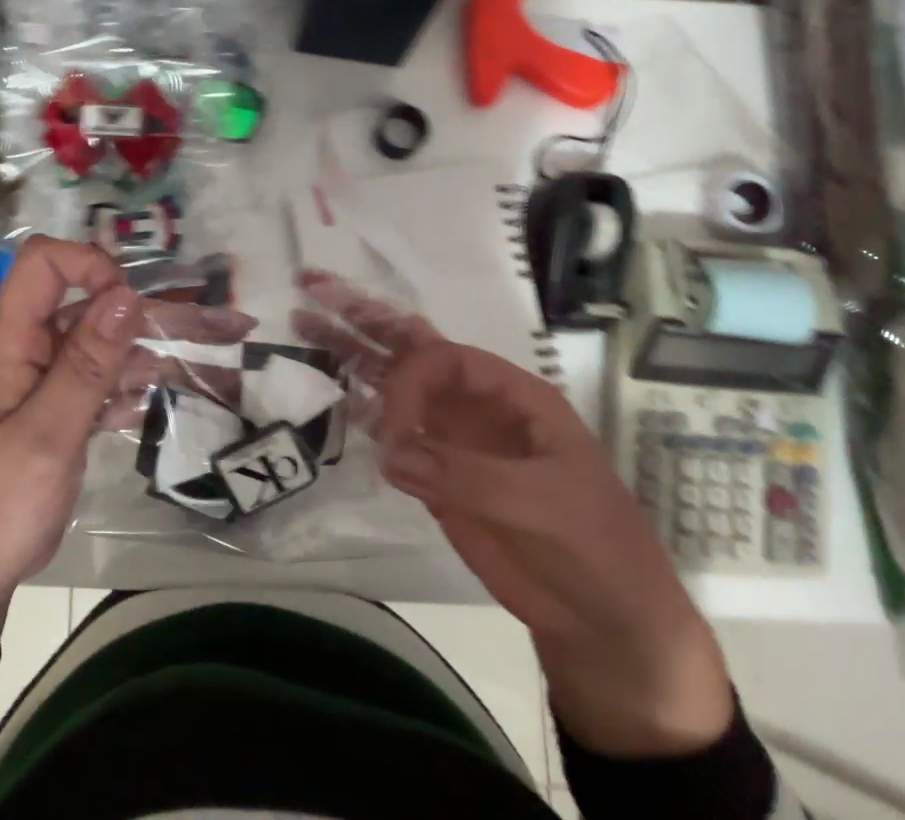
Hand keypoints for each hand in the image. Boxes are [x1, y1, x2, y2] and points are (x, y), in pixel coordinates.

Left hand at [0, 237, 252, 701]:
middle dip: (139, 314)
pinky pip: (96, 385)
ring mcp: (41, 387)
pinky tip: (142, 409)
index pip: (42, 265)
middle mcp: (26, 355)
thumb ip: (87, 364)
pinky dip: (123, 391)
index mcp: (10, 345)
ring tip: (192, 371)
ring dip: (139, 356)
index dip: (88, 265)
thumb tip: (126, 294)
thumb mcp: (47, 434)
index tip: (132, 304)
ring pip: (98, 348)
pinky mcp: (56, 417)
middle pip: (84, 306)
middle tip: (211, 328)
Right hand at [294, 269, 733, 756]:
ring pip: (396, 392)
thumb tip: (389, 454)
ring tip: (305, 333)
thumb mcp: (541, 503)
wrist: (600, 613)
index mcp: (515, 397)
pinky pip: (394, 442)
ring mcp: (454, 443)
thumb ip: (467, 475)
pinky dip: (362, 422)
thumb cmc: (591, 544)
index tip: (392, 432)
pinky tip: (330, 401)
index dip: (410, 383)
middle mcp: (477, 408)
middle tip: (312, 292)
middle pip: (415, 356)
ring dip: (353, 363)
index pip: (446, 361)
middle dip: (366, 325)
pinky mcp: (436, 480)